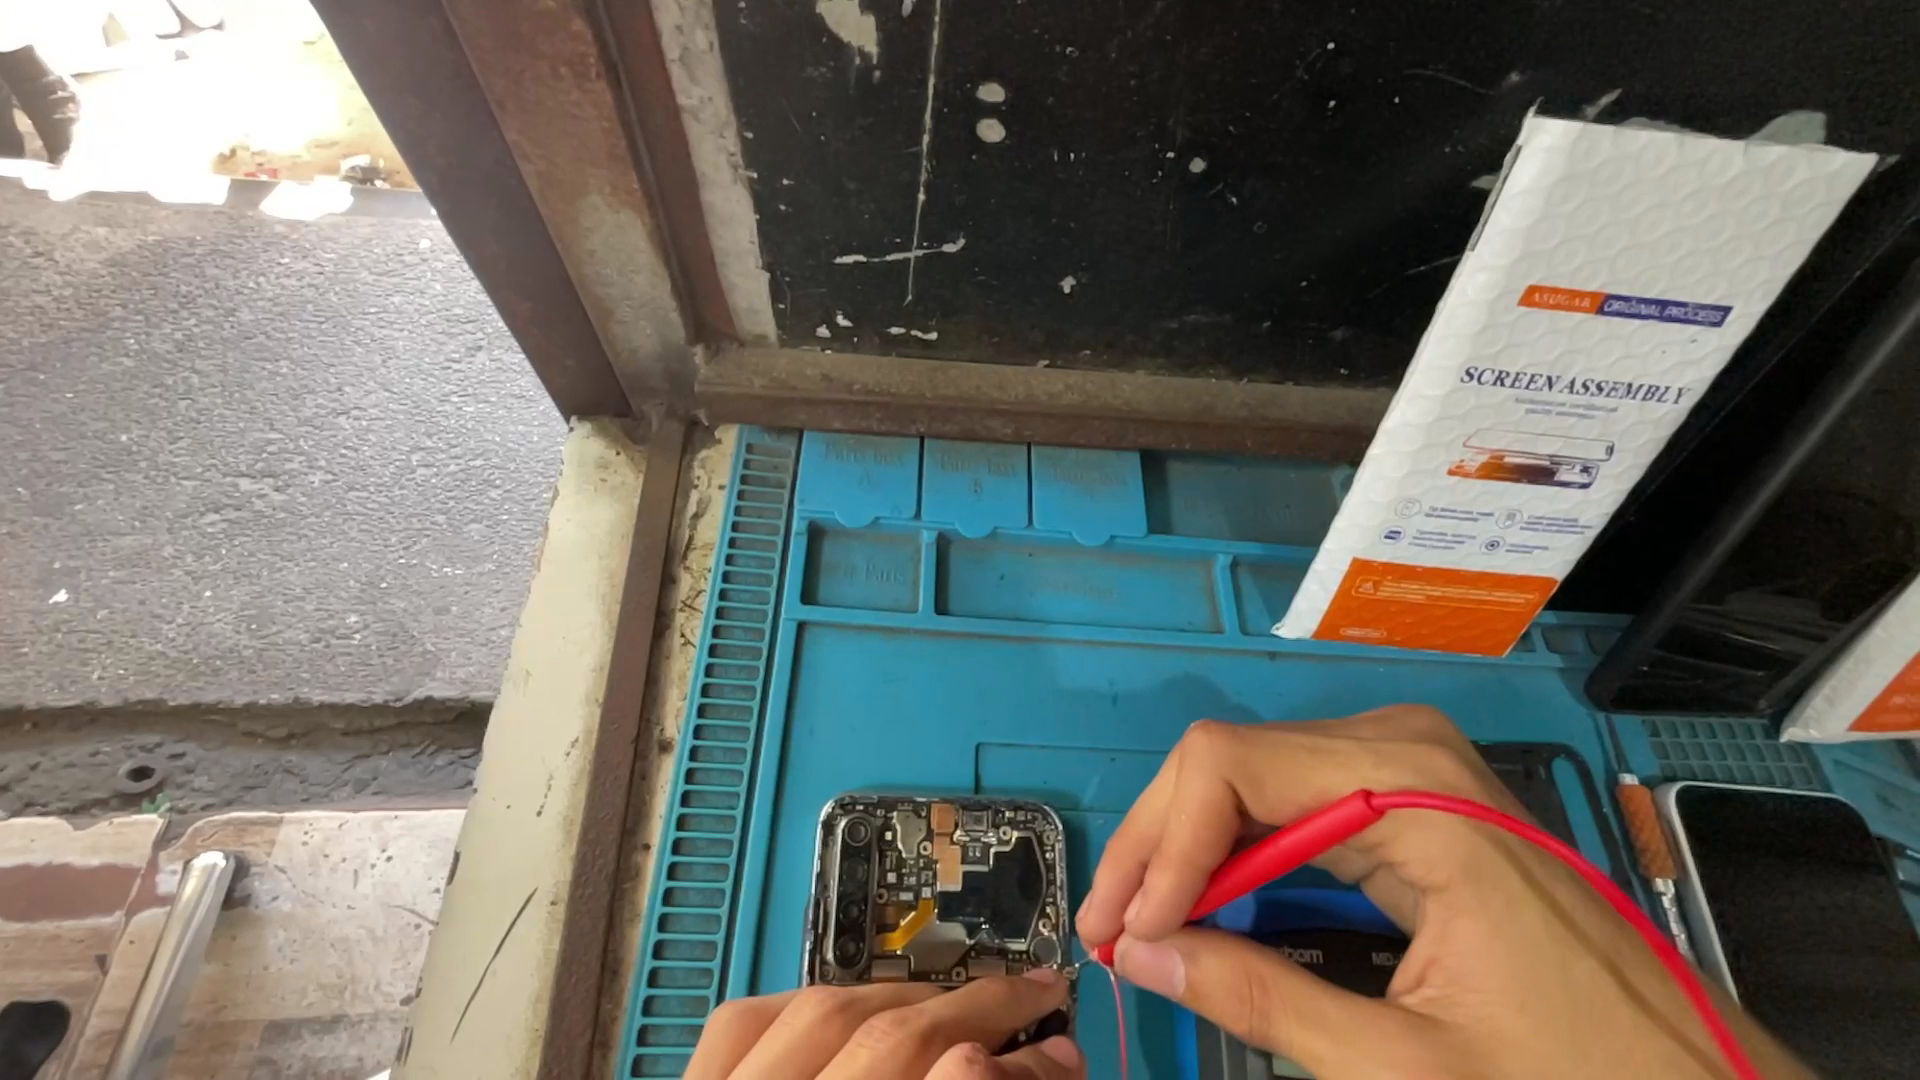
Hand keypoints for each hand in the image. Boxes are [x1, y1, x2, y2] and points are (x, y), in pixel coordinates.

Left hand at [685, 970, 1083, 1078]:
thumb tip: (1049, 1070)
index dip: (1013, 1074)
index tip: (1060, 1055)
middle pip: (889, 1047)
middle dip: (976, 1010)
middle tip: (1033, 996)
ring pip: (825, 1014)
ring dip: (904, 999)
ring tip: (955, 1000)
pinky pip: (747, 1020)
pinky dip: (806, 1002)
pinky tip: (850, 1006)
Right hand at [1077, 706, 1810, 1079]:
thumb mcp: (1407, 1068)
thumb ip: (1257, 996)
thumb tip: (1138, 953)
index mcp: (1405, 783)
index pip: (1229, 765)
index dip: (1161, 845)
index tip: (1126, 931)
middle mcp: (1392, 741)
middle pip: (1225, 762)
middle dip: (1159, 847)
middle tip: (1113, 930)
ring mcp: (1397, 758)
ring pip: (1243, 775)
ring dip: (1185, 849)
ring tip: (1142, 922)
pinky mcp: (1398, 788)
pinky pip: (1283, 798)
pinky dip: (1233, 851)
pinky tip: (1203, 901)